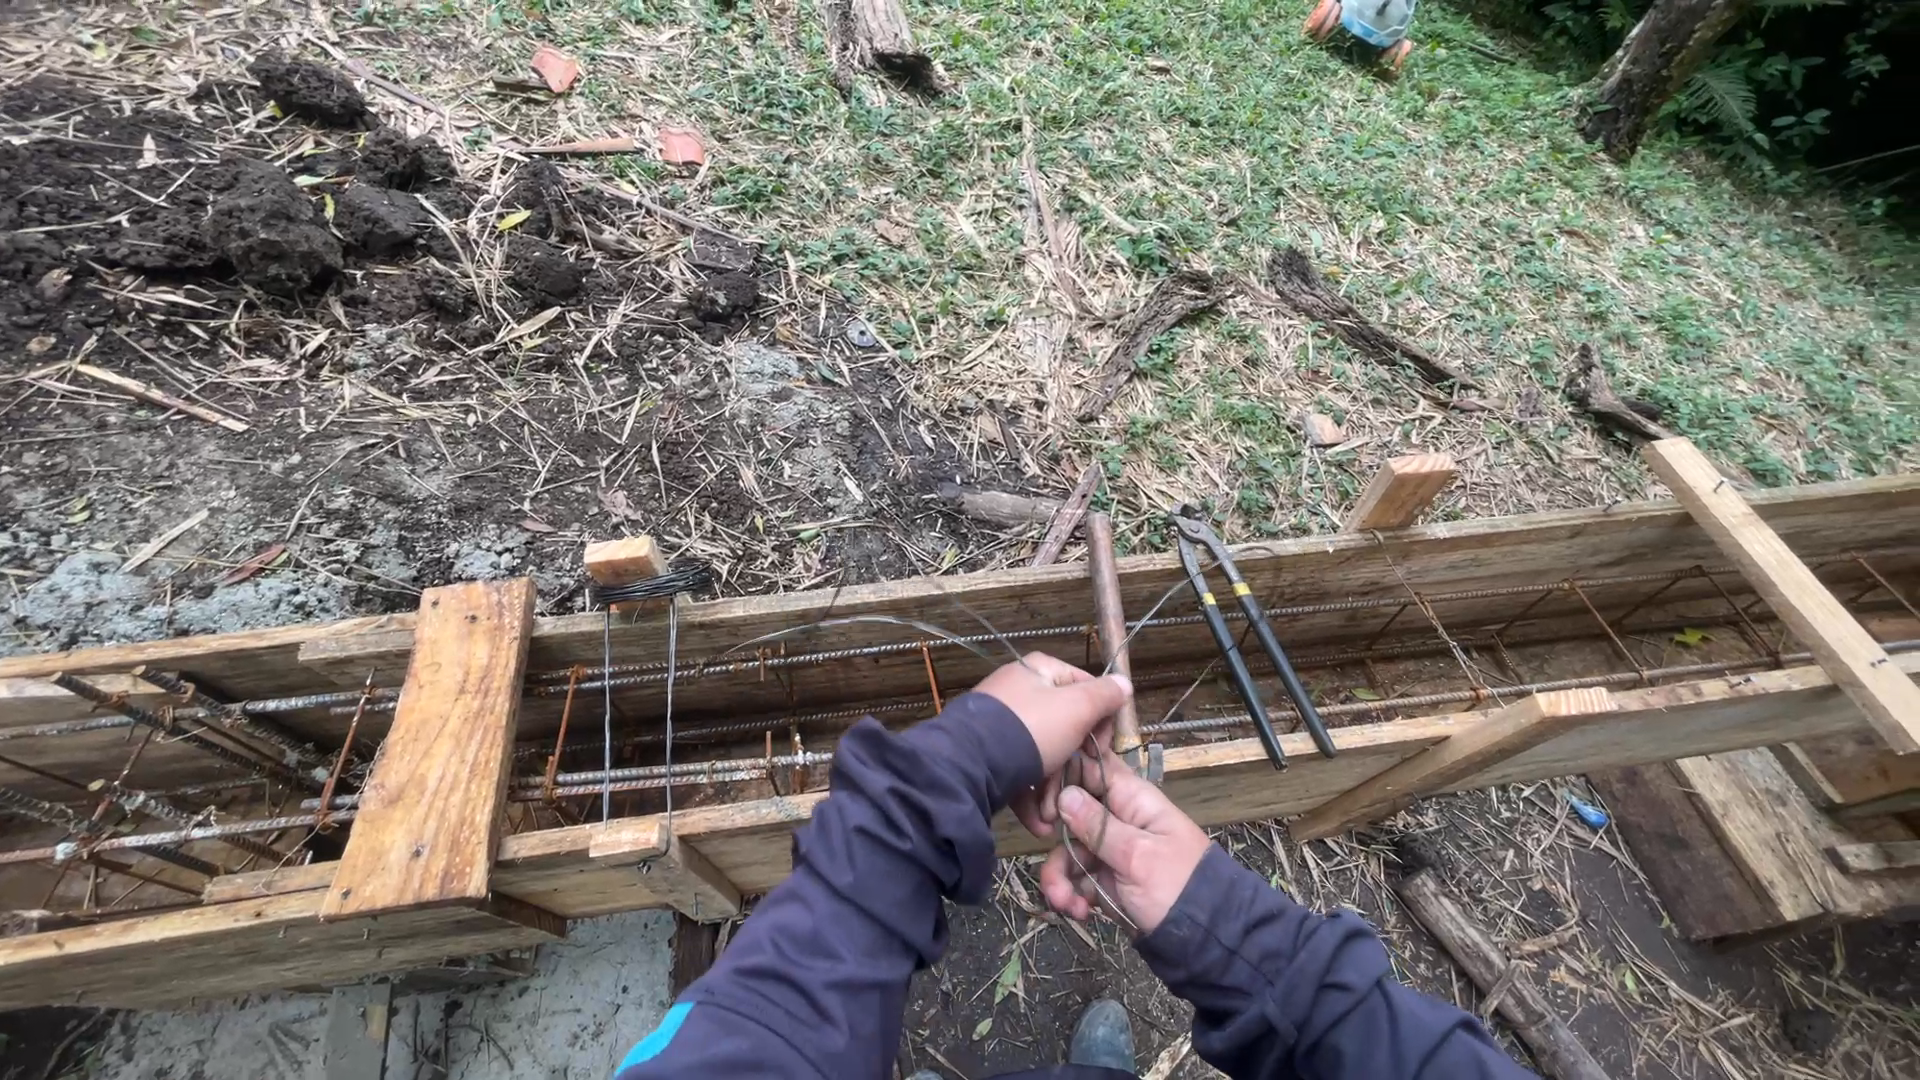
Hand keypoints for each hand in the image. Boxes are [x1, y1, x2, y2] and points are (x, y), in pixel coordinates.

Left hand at [973, 653, 1131, 839]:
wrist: (970, 765)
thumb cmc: (1031, 730)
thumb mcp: (1077, 709)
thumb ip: (1104, 696)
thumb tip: (1123, 682)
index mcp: (1039, 672)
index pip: (1085, 688)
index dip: (1101, 719)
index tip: (1104, 749)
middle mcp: (1019, 692)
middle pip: (1064, 728)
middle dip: (1074, 767)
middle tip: (1081, 790)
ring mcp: (1001, 724)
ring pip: (1042, 755)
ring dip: (1053, 790)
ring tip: (1054, 818)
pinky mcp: (988, 754)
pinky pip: (1019, 771)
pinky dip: (1031, 796)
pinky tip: (1039, 823)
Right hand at [1038, 757, 1210, 935]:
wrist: (1208, 941)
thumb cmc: (1178, 887)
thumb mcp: (1138, 855)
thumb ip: (1098, 826)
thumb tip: (1065, 794)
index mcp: (1131, 798)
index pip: (1089, 769)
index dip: (1062, 782)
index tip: (1047, 810)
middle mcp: (1118, 818)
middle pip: (1071, 813)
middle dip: (1056, 842)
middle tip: (1051, 863)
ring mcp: (1111, 849)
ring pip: (1070, 850)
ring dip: (1060, 877)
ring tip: (1063, 903)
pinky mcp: (1106, 879)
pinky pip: (1077, 878)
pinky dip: (1071, 894)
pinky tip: (1077, 911)